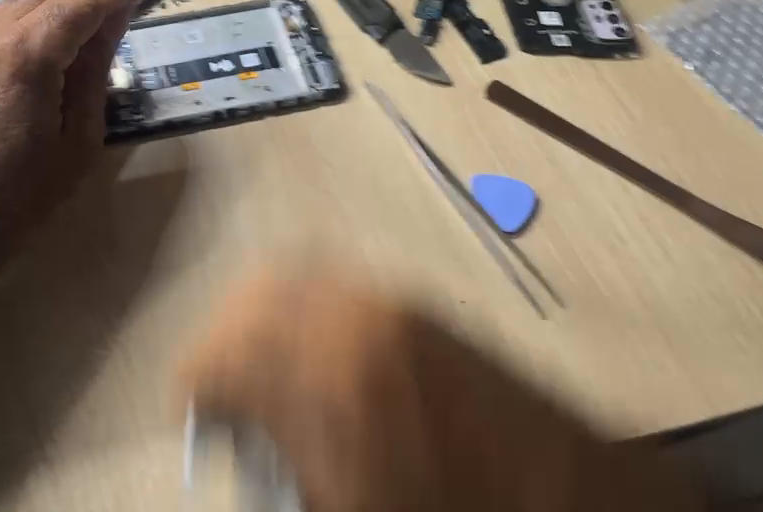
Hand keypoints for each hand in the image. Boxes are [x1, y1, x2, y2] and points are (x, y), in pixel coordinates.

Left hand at [0, 0, 155, 267]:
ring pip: (22, 0)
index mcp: (28, 54)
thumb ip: (95, 71)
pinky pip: (0, 20)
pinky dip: (33, 18)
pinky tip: (48, 45)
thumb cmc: (18, 196)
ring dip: (61, 2)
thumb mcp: (78, 139)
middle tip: (126, 10)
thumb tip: (113, 22)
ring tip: (91, 25)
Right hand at [180, 270, 702, 511]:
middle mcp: (354, 318)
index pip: (224, 353)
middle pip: (253, 294)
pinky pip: (338, 281)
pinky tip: (314, 352)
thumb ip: (280, 457)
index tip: (187, 410)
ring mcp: (391, 301)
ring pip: (294, 274)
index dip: (192, 384)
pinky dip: (307, 306)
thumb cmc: (453, 505)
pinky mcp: (420, 303)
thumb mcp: (342, 495)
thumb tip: (236, 427)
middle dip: (221, 337)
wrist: (575, 500)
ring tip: (260, 365)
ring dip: (262, 314)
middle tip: (217, 385)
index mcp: (329, 378)